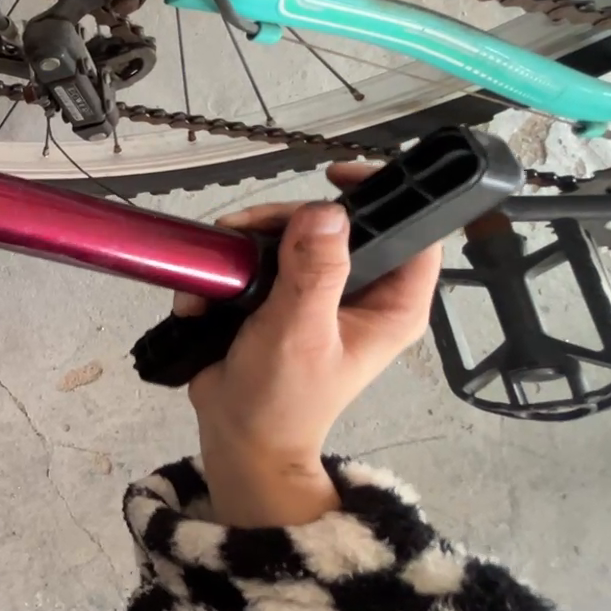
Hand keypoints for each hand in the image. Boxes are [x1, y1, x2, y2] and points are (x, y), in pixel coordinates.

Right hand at [174, 163, 441, 526]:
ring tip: (212, 267)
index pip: (409, 232)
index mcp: (388, 303)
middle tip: (241, 227)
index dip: (386, 196)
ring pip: (282, 247)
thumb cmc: (283, 394)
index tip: (334, 175)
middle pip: (330, 231)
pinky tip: (200, 299)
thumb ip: (313, 272)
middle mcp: (354, 295)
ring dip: (240, 252)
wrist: (237, 435)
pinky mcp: (267, 307)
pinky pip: (247, 272)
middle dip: (281, 224)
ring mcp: (307, 300)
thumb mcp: (299, 331)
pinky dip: (220, 279)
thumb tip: (324, 211)